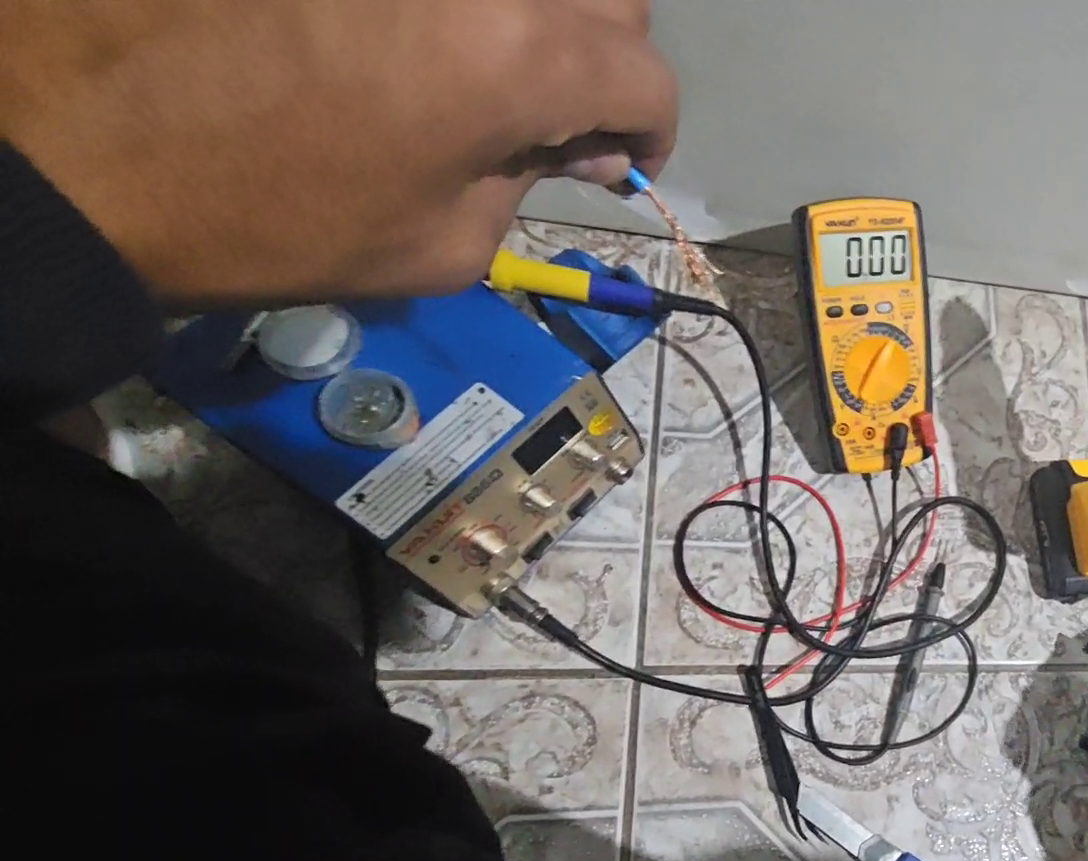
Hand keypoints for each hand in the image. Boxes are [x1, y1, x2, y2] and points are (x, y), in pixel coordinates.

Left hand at [0, 0, 676, 304]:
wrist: (66, 138)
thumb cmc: (282, 219)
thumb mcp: (450, 242)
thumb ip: (534, 179)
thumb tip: (578, 144)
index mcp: (518, 58)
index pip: (646, 80)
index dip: (652, 132)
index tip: (621, 162)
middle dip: (609, 61)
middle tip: (562, 109)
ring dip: (547, 16)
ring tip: (497, 58)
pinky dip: (464, 6)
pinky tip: (423, 30)